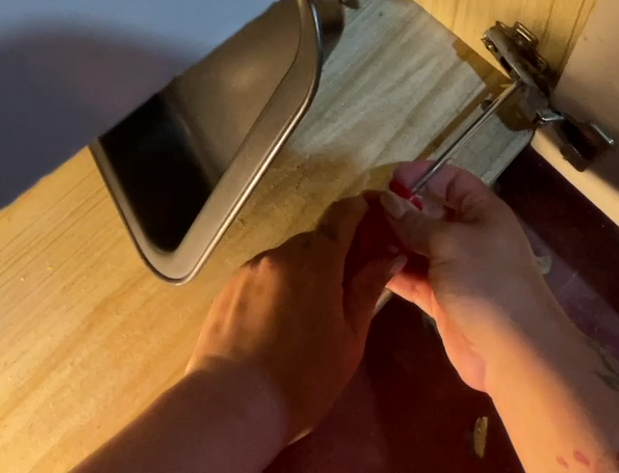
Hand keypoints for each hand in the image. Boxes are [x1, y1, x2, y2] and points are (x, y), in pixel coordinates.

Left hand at [185, 196, 404, 442]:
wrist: (230, 408)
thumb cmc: (302, 378)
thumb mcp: (348, 338)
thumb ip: (367, 289)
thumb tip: (389, 255)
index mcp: (316, 260)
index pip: (342, 215)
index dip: (360, 210)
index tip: (375, 215)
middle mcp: (281, 254)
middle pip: (314, 241)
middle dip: (332, 256)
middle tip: (344, 289)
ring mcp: (250, 270)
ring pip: (287, 260)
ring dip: (302, 275)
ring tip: (305, 318)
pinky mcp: (228, 288)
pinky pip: (262, 277)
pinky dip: (276, 290)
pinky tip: (275, 326)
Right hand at [377, 162, 567, 391]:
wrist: (513, 351)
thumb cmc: (487, 280)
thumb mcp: (449, 242)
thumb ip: (415, 222)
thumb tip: (386, 200)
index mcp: (482, 211)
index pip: (452, 180)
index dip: (423, 175)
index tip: (390, 179)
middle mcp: (469, 235)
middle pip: (431, 213)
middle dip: (401, 209)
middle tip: (365, 207)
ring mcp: (455, 269)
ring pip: (419, 246)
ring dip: (393, 240)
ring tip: (358, 233)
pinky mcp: (442, 299)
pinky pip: (413, 277)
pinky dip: (394, 270)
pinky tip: (367, 263)